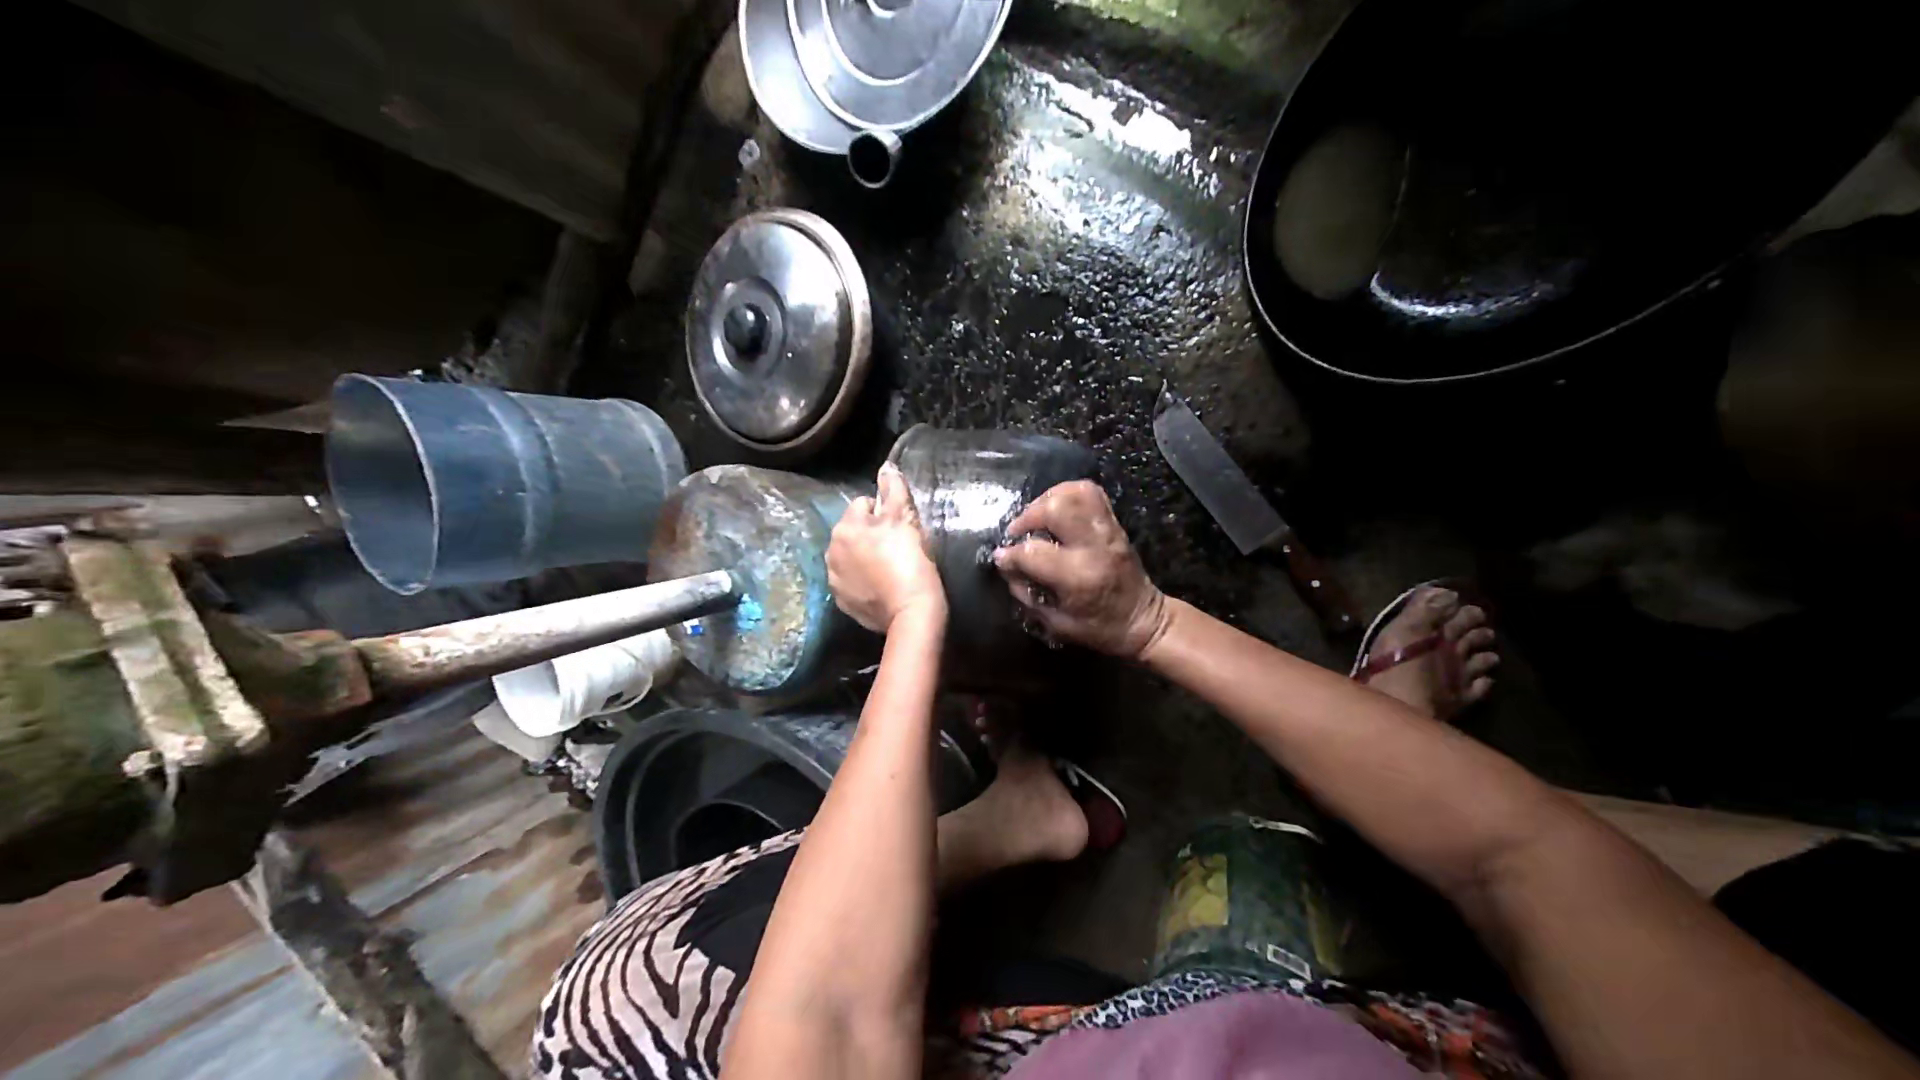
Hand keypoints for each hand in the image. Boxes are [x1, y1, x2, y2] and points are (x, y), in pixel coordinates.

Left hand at [827, 463, 946, 632]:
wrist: (910, 612)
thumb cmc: (910, 560)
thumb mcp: (905, 519)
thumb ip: (893, 489)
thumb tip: (886, 466)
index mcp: (845, 527)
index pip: (863, 505)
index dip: (885, 513)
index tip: (901, 528)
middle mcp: (831, 551)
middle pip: (853, 531)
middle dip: (870, 535)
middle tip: (897, 547)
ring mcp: (834, 579)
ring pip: (850, 556)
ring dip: (864, 557)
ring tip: (889, 568)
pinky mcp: (841, 601)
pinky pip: (851, 581)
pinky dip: (863, 580)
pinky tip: (881, 586)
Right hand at [992, 480, 1169, 659]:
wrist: (1143, 620)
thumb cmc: (1099, 627)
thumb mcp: (1056, 623)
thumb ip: (1026, 594)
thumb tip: (1006, 567)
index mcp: (1078, 577)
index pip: (1033, 552)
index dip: (1010, 555)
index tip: (1002, 558)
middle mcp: (1094, 546)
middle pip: (1055, 509)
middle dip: (1027, 517)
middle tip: (1018, 532)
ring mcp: (1108, 530)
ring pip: (1074, 493)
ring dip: (1046, 500)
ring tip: (1036, 518)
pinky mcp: (1115, 522)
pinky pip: (1091, 493)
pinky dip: (1067, 494)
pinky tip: (1056, 510)